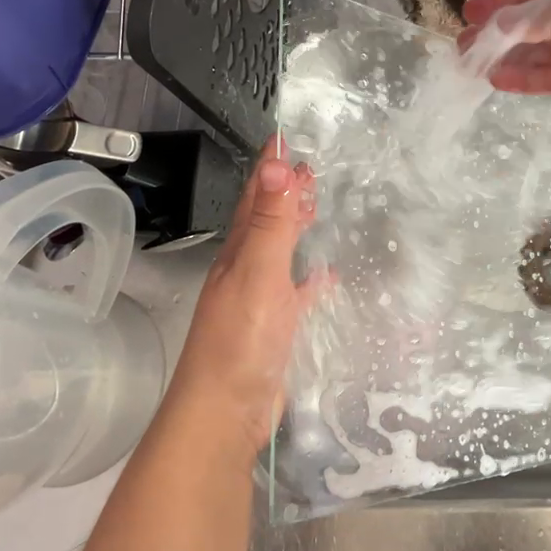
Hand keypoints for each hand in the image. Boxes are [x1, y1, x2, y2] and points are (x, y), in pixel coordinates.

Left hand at [161, 138, 316, 456]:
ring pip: (281, 251)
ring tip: (320, 206)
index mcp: (240, 251)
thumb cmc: (239, 341)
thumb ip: (272, 223)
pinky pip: (296, 291)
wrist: (224, 414)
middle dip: (286, 190)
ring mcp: (260, 299)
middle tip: (312, 165)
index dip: (270, 166)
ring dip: (296, 227)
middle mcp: (247, 268)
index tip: (285, 135)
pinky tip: (326, 276)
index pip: (257, 196)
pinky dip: (311, 278)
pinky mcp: (276, 329)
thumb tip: (276, 165)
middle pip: (267, 219)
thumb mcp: (259, 273)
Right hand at [458, 0, 550, 129]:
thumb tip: (501, 26)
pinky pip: (549, 76)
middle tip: (462, 45)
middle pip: (531, 23)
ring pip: (536, 52)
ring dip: (505, 57)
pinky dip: (525, 78)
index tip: (471, 12)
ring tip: (471, 66)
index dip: (502, 2)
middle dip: (496, 33)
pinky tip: (499, 80)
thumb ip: (540, 21)